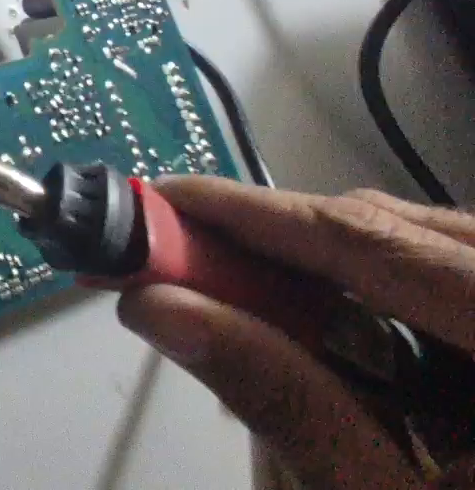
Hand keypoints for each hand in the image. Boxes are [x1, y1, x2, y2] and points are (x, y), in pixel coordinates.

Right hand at [116, 176, 474, 489]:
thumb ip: (285, 403)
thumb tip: (156, 306)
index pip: (379, 243)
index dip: (254, 211)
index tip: (158, 198)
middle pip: (413, 234)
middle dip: (287, 241)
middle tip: (191, 264)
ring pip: (439, 249)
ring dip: (331, 269)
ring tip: (256, 306)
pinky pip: (463, 284)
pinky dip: (385, 297)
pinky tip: (342, 341)